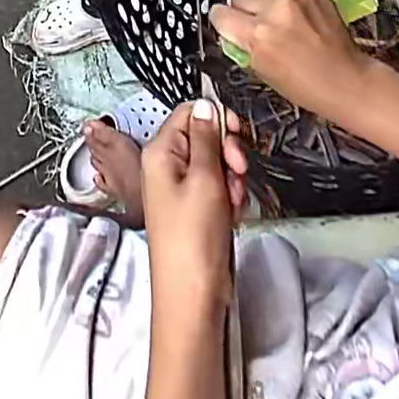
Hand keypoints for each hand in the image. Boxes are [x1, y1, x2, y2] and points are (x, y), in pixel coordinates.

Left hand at [141, 100, 248, 319]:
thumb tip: (204, 103)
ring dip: (231, 176)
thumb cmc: (194, 236)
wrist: (192, 295)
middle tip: (239, 170)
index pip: (188, 113)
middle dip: (227, 151)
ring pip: (214, 162)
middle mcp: (166, 165)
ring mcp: (179, 187)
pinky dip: (228, 195)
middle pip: (203, 137)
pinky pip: (216, 186)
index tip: (239, 133)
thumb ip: (206, 137)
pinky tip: (233, 212)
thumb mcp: (204, 179)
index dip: (215, 118)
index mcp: (159, 152)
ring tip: (234, 200)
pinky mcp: (194, 208)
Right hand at [208, 0, 392, 120]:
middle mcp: (275, 10)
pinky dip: (286, 4)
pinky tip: (297, 22)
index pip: (220, 13)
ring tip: (282, 28)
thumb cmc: (306, 86)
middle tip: (257, 30)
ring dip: (265, 7)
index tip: (227, 27)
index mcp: (258, 34)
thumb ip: (241, 45)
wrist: (349, 81)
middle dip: (243, 12)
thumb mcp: (261, 71)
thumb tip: (229, 30)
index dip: (222, 22)